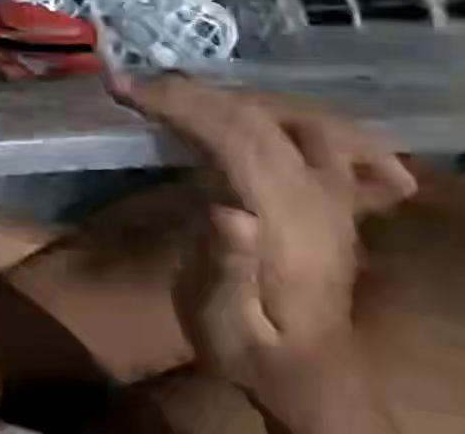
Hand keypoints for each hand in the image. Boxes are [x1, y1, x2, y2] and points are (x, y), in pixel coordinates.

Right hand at [112, 75, 408, 430]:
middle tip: (132, 84)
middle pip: (258, 117)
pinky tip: (268, 108)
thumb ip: (228, 271)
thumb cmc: (252, 349)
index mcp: (291, 225)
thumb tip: (226, 210)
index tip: (123, 87)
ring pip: (297, 114)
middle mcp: (322, 198)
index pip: (238, 138)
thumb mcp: (224, 327)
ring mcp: (339, 195)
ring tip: (177, 91)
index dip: (180, 103)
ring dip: (230, 93)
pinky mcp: (341, 197)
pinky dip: (294, 110)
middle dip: (190, 90)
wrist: (313, 380)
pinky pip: (336, 135)